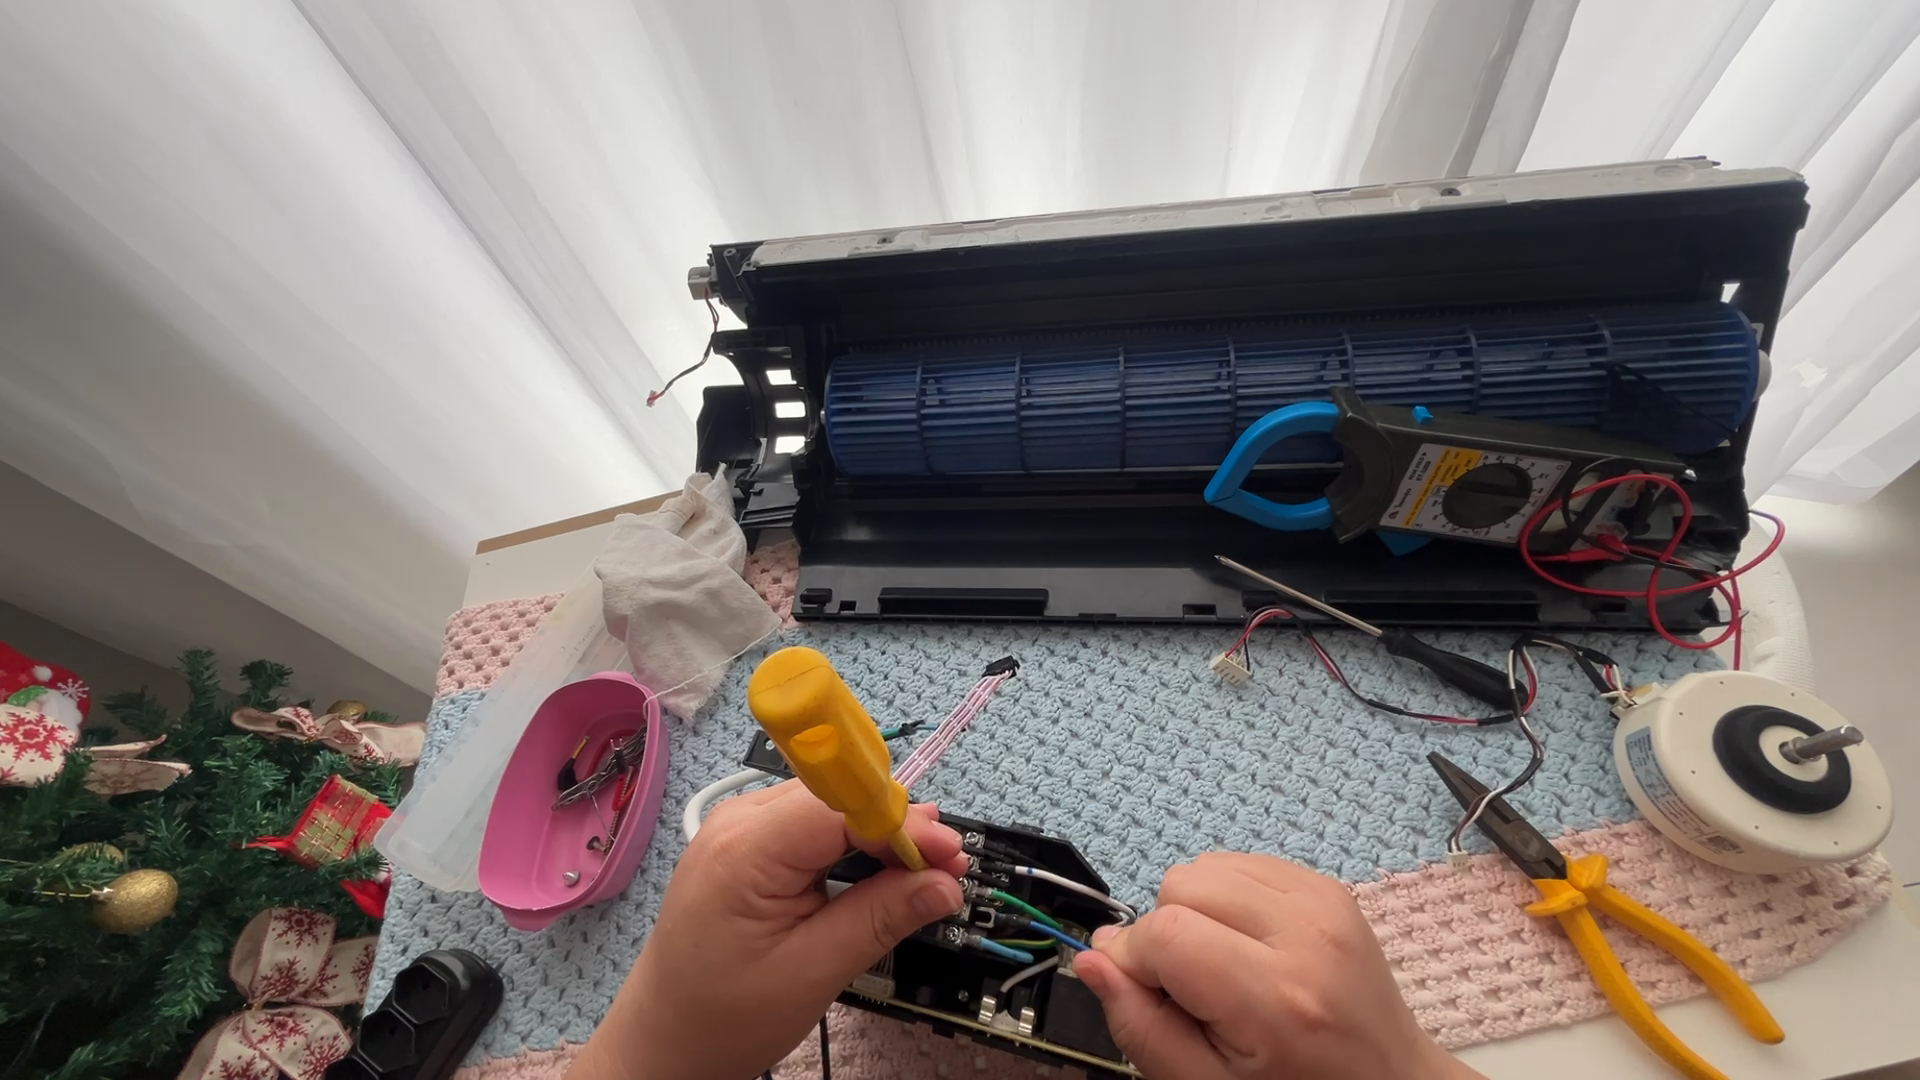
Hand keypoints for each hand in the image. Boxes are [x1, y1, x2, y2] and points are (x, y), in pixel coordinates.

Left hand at [567, 780, 967, 1079]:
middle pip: (838, 800)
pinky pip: (814, 824)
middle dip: (897, 829)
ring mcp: (742, 825)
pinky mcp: (751, 840)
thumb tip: (946, 884)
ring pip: (831, 808)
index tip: (950, 852)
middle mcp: (741, 819)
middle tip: (948, 866)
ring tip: (926, 866)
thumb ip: (881, 918)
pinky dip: (854, 843)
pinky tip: (883, 863)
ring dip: (880, 835)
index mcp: (746, 848)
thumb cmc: (727, 1018)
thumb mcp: (812, 972)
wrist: (662, 1042)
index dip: (900, 822)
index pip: (838, 807)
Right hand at [1074, 853, 1481, 1079]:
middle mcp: (1305, 931)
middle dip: (1166, 931)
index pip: (1166, 933)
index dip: (1134, 959)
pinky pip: (1235, 861)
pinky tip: (1248, 941)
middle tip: (1194, 986)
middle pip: (1180, 885)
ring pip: (1203, 866)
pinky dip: (1223, 896)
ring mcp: (1320, 897)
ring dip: (1194, 909)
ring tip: (1225, 962)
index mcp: (1279, 998)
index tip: (1143, 990)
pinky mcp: (1324, 882)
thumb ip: (1141, 1027)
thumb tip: (1092, 958)